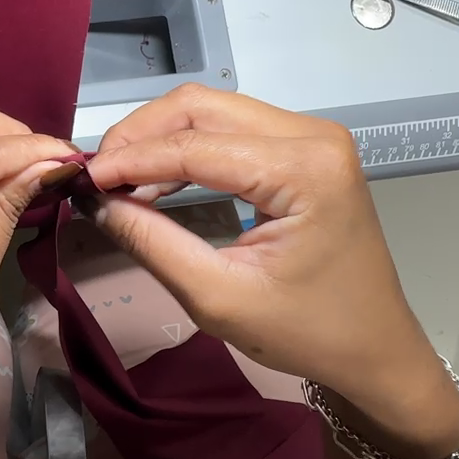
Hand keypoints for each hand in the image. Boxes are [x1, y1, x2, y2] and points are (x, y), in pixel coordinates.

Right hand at [82, 85, 458, 456]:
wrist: (377, 351)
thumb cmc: (307, 332)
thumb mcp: (217, 297)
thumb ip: (150, 242)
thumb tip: (93, 201)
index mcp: (303, 169)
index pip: (193, 146)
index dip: (130, 160)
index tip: (81, 180)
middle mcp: (311, 135)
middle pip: (199, 107)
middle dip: (139, 136)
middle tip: (98, 174)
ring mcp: (309, 136)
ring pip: (209, 111)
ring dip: (157, 139)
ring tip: (117, 178)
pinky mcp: (301, 148)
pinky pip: (227, 130)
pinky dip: (182, 149)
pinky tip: (153, 179)